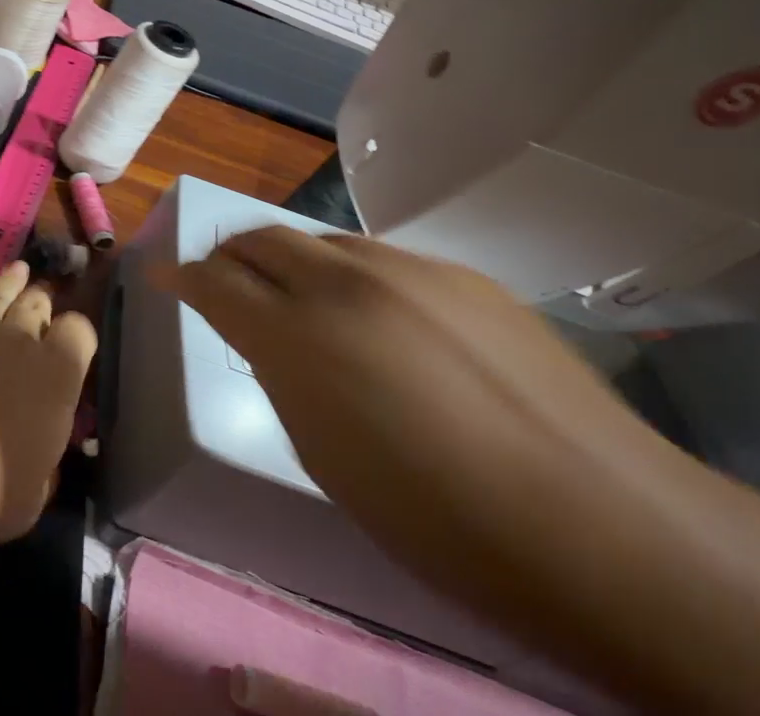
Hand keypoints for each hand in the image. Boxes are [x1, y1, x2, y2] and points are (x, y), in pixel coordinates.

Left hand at [0, 255, 96, 552]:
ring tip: (21, 271)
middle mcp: (21, 340)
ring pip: (1, 289)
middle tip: (39, 308)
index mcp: (57, 380)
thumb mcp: (26, 500)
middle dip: (41, 307)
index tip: (67, 352)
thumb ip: (40, 469)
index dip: (75, 339)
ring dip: (13, 280)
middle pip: (38, 307)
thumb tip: (39, 456)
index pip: (80, 335)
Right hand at [156, 226, 679, 577]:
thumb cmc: (431, 515)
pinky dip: (355, 276)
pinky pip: (387, 260)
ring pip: (326, 242)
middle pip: (263, 238)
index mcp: (297, 334)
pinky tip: (379, 319)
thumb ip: (282, 373)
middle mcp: (348, 283)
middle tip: (219, 279)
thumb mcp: (319, 448)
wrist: (595, 521)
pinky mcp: (470, 279)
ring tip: (296, 297)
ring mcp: (416, 272)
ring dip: (294, 262)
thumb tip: (269, 338)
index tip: (164, 276)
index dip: (181, 275)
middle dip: (229, 255)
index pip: (214, 279)